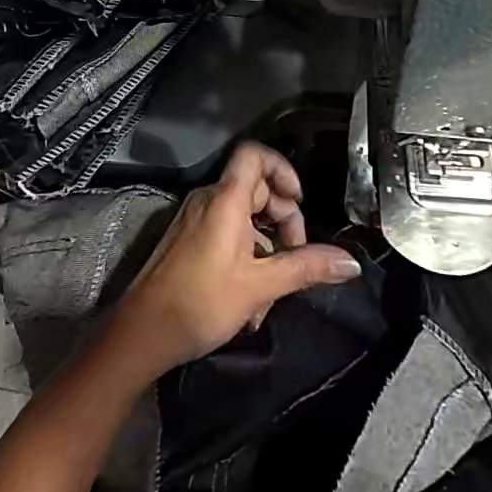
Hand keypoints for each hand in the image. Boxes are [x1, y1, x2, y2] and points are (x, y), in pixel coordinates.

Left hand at [106, 142, 362, 379]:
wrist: (140, 336)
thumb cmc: (200, 303)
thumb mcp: (260, 286)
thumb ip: (306, 268)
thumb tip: (351, 262)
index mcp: (225, 200)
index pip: (255, 155)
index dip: (283, 169)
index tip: (299, 201)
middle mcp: (209, 201)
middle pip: (259, 191)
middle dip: (285, 225)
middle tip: (294, 262)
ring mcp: (196, 220)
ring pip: (247, 219)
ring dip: (268, 251)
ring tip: (271, 295)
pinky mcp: (189, 240)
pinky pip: (229, 235)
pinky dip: (248, 258)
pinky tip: (251, 300)